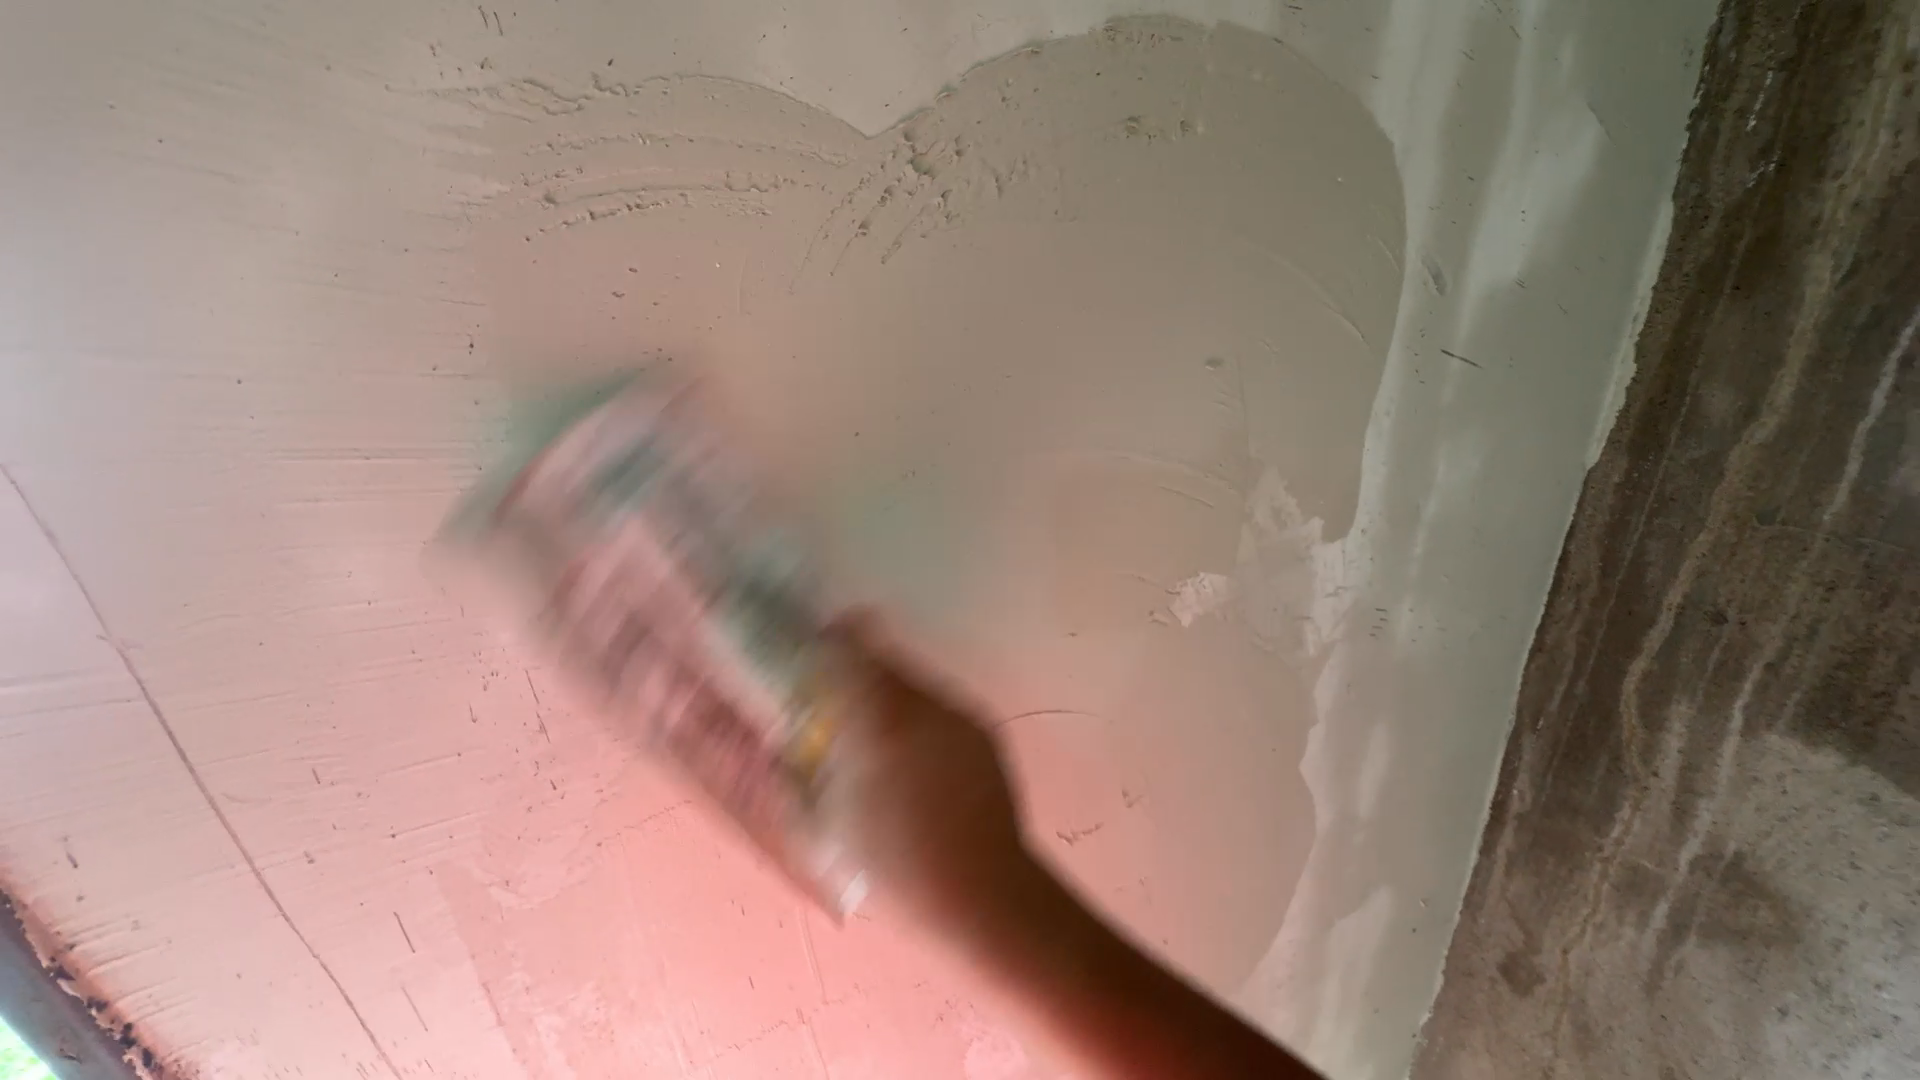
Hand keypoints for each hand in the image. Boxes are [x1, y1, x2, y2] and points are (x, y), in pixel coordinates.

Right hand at [813, 613, 1048, 948]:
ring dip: (891, 695)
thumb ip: (791, 779)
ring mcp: (959, 714)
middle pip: (883, 659)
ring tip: (881, 739)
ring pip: (914, 683)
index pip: (847, 651)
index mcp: (877, 723)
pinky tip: (918, 761)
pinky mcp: (983, 729)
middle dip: (858, 669)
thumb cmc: (897, 868)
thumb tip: (776, 749)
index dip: (828, 640)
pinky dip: (921, 719)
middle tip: (840, 698)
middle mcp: (921, 704)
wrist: (985, 893)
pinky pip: (941, 707)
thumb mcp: (824, 828)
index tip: (815, 644)